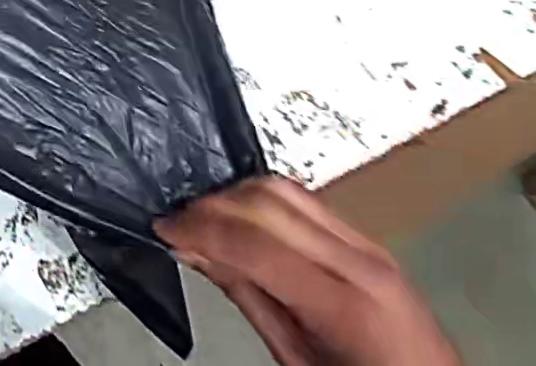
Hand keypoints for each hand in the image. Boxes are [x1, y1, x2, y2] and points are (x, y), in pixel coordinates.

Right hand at [156, 176, 459, 365]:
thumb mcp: (300, 365)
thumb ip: (249, 299)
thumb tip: (197, 251)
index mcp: (346, 306)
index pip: (255, 244)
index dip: (201, 229)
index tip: (166, 228)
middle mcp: (361, 263)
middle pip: (269, 202)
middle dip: (212, 205)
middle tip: (177, 221)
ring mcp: (369, 245)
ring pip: (284, 188)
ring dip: (234, 194)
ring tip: (204, 217)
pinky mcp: (367, 240)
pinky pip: (305, 199)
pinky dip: (262, 199)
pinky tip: (241, 215)